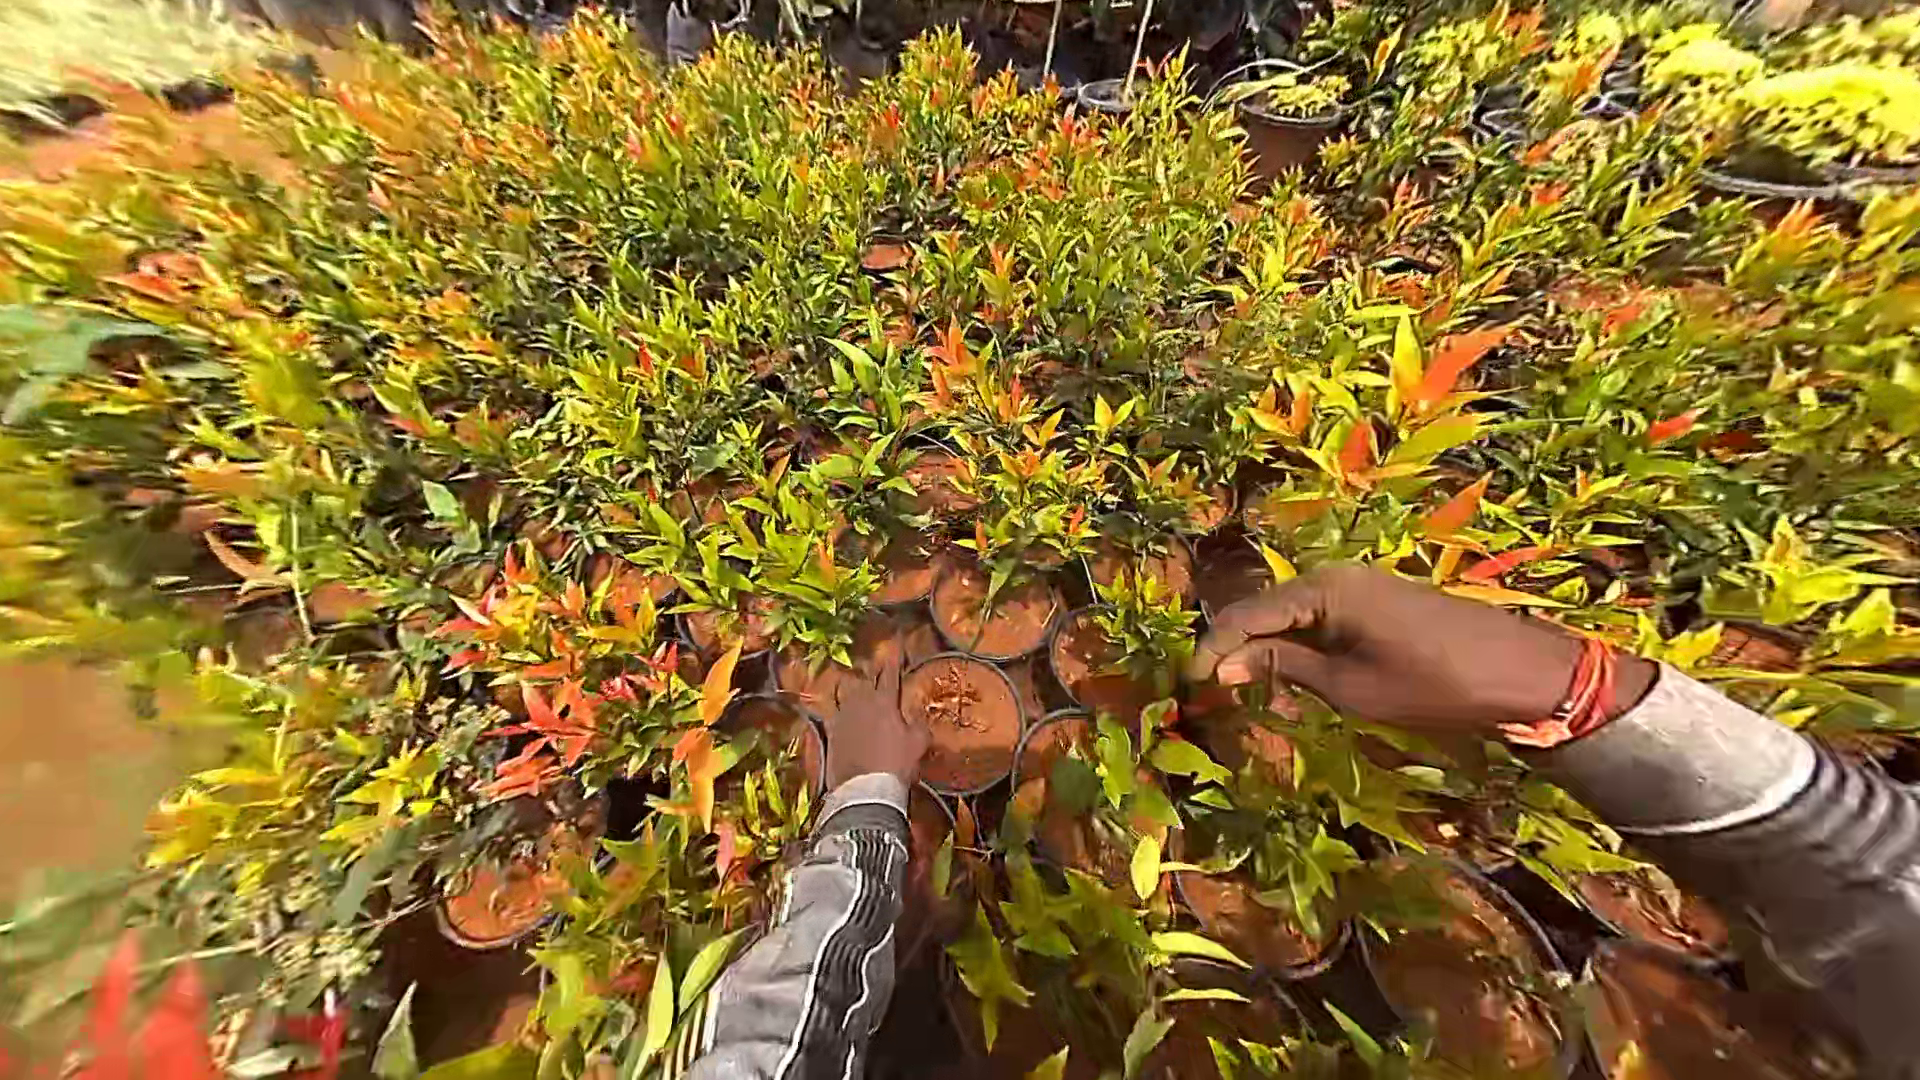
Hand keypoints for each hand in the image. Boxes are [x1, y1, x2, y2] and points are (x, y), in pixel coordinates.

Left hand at [822, 645, 928, 786]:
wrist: (864, 790)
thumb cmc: (896, 763)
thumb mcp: (918, 744)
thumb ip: (919, 726)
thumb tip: (918, 718)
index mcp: (884, 701)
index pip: (891, 672)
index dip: (894, 656)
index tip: (896, 641)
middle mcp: (861, 701)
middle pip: (865, 677)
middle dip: (872, 670)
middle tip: (877, 665)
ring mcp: (842, 715)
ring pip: (845, 691)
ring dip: (852, 685)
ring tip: (856, 683)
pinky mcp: (829, 731)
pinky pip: (831, 711)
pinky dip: (836, 707)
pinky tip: (838, 708)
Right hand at [1186, 565, 1655, 735]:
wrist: (1535, 675)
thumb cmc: (1435, 685)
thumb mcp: (1349, 686)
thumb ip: (1282, 666)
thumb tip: (1223, 666)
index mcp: (1321, 590)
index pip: (1246, 615)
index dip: (1214, 648)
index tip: (1191, 679)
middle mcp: (1331, 575)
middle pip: (1262, 610)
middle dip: (1238, 649)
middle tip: (1223, 689)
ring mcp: (1353, 583)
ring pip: (1287, 614)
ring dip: (1267, 649)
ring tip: (1260, 690)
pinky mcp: (1371, 596)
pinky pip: (1315, 616)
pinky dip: (1297, 644)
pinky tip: (1297, 673)